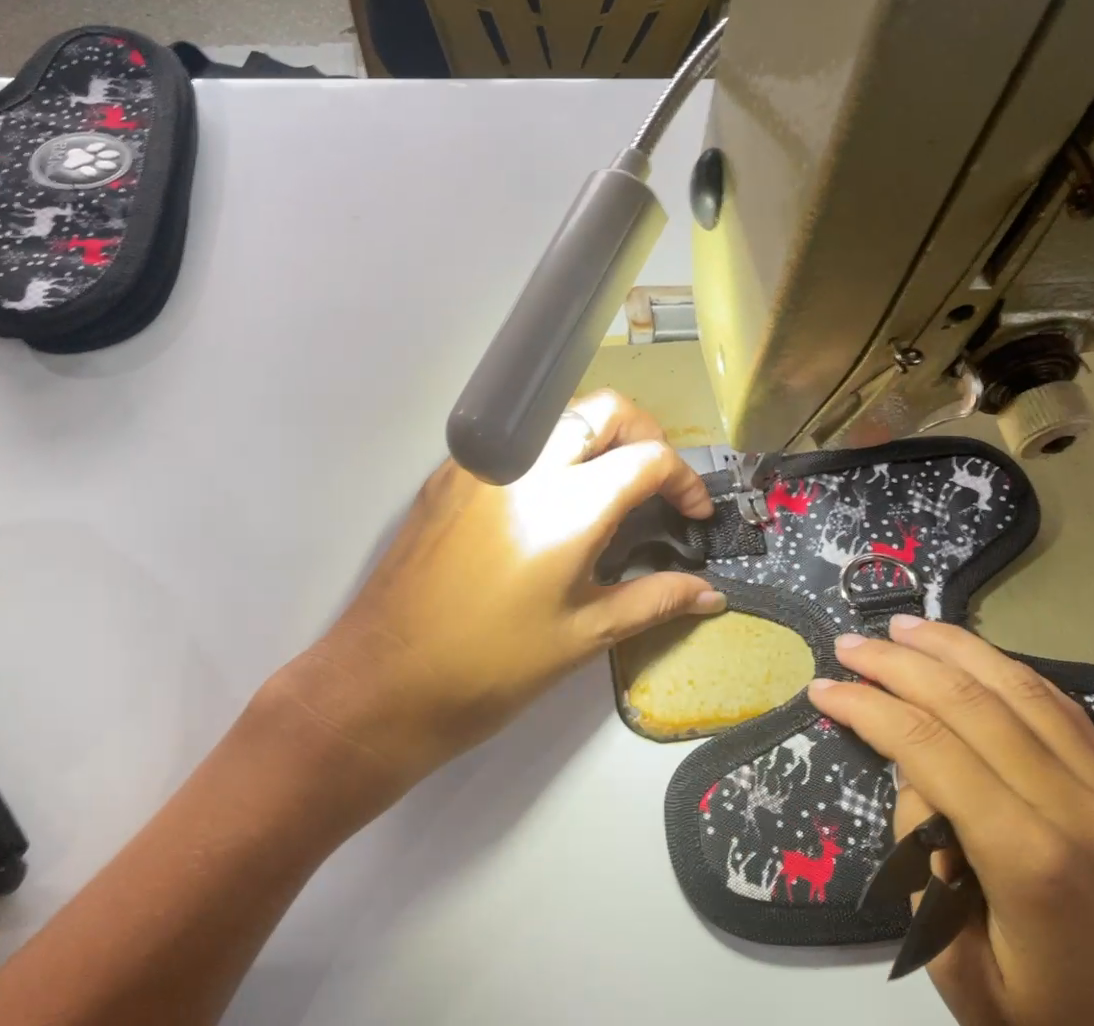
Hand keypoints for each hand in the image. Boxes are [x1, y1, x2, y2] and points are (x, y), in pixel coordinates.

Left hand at [278, 389, 725, 786]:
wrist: (382, 683)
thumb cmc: (491, 668)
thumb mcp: (583, 636)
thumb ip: (654, 601)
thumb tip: (711, 594)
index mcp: (568, 504)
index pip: (647, 458)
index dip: (684, 480)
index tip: (693, 513)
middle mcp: (526, 465)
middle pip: (603, 410)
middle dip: (645, 435)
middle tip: (656, 483)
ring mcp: (481, 465)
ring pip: (555, 418)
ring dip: (596, 435)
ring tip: (610, 487)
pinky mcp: (448, 477)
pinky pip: (514, 442)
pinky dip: (549, 452)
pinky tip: (551, 502)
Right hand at [808, 617, 1093, 1025]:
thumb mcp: (960, 971)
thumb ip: (925, 868)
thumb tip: (918, 784)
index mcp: (1029, 857)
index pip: (930, 748)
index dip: (868, 708)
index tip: (822, 689)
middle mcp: (1076, 808)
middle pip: (974, 703)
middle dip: (901, 665)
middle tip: (848, 644)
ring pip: (1025, 691)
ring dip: (958, 649)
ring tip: (905, 626)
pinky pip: (1066, 713)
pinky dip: (1014, 673)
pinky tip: (979, 658)